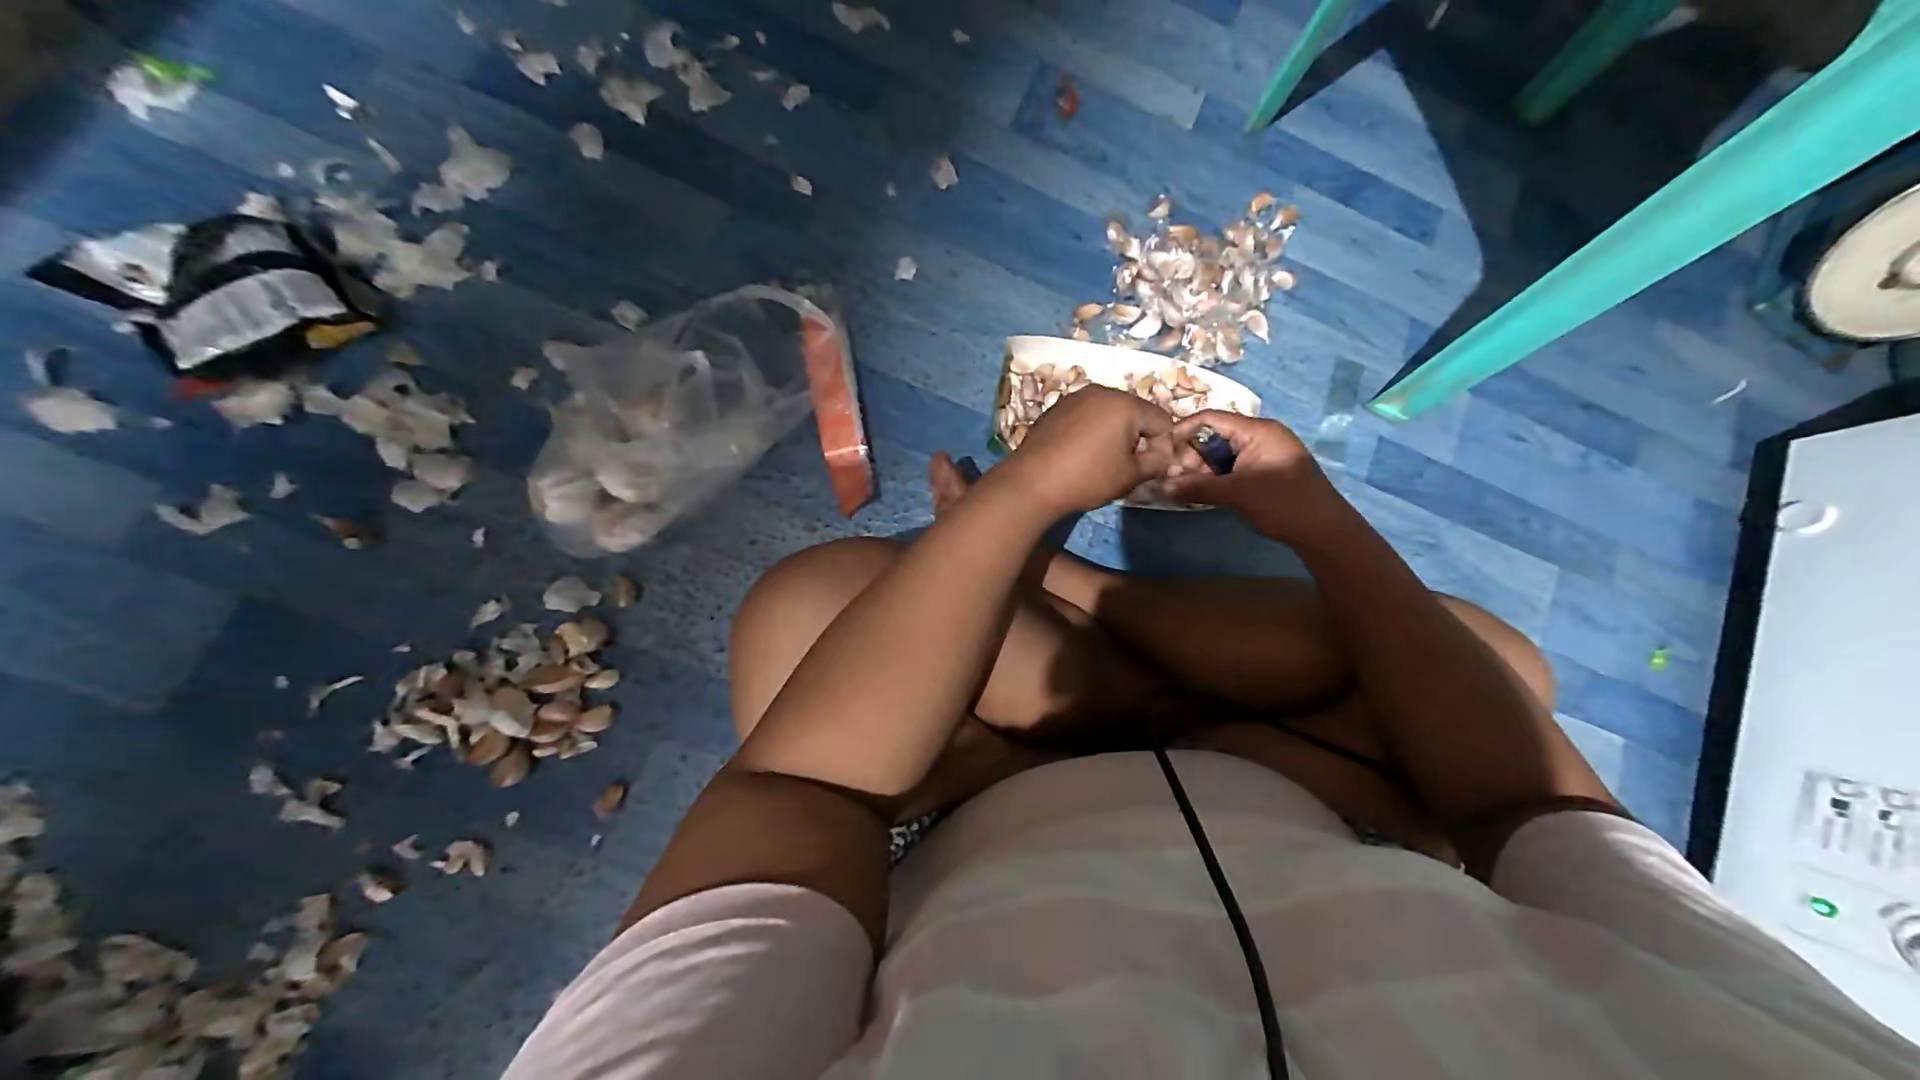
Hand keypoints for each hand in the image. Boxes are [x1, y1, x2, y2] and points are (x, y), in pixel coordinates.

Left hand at [997, 386, 1174, 515]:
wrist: (1031, 483)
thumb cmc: (1087, 478)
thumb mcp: (1130, 475)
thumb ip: (1157, 461)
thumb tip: (1165, 454)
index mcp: (1125, 404)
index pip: (1161, 420)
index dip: (1163, 446)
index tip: (1152, 468)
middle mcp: (1101, 391)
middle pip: (1134, 413)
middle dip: (1138, 437)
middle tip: (1128, 466)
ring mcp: (1075, 397)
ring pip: (1109, 413)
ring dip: (1115, 434)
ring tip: (1103, 462)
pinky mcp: (1056, 408)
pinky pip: (1086, 416)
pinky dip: (1092, 431)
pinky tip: (1081, 455)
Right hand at [1162, 412, 1349, 544]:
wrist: (1325, 531)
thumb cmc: (1283, 503)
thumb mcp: (1237, 493)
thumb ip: (1198, 487)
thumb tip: (1162, 487)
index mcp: (1257, 430)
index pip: (1211, 418)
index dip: (1183, 432)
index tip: (1161, 451)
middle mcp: (1261, 436)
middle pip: (1214, 435)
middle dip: (1190, 455)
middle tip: (1172, 477)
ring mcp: (1264, 454)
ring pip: (1222, 453)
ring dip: (1201, 468)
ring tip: (1182, 486)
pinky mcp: (1265, 471)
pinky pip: (1232, 466)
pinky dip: (1215, 476)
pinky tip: (1201, 491)